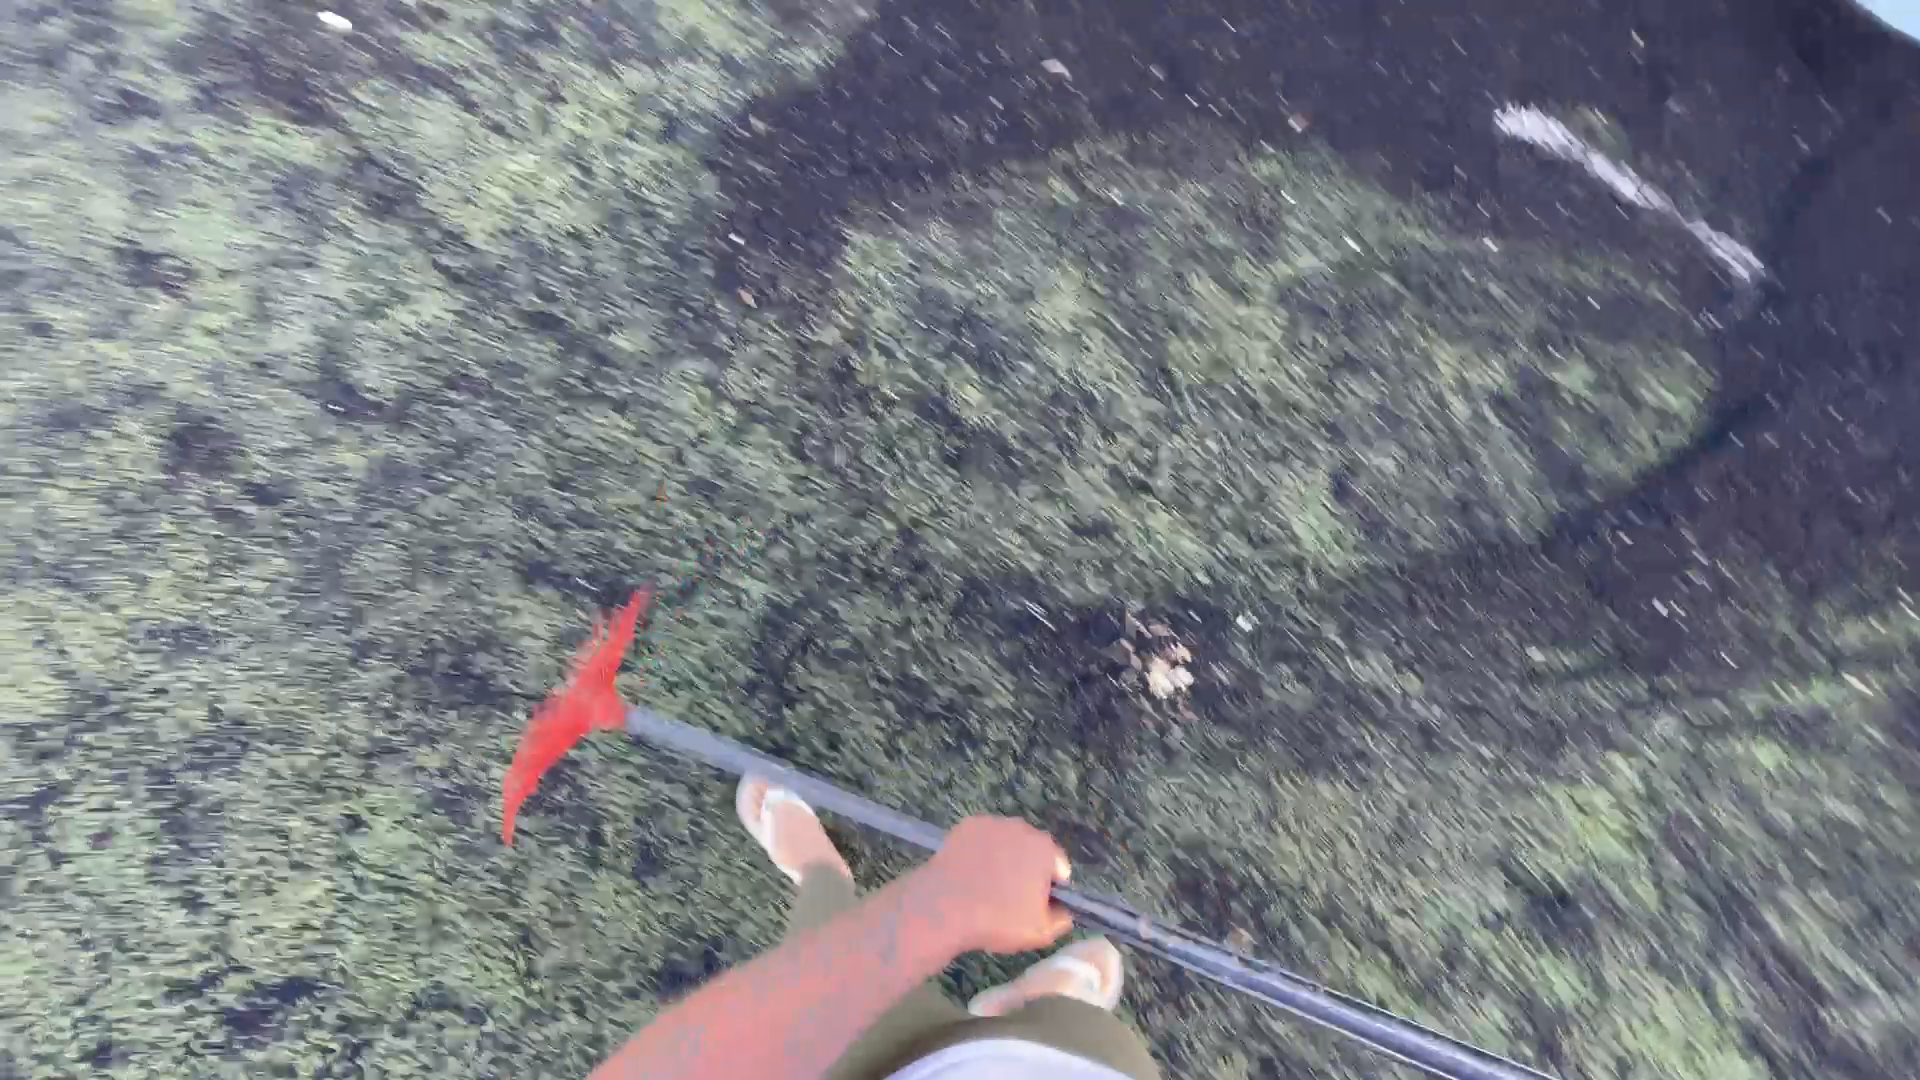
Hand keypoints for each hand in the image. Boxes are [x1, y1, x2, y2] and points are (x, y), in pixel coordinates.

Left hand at [911, 815, 1072, 954]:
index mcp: (1044, 849)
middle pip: (1033, 850)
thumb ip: (1061, 918)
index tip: (1037, 905)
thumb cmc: (998, 919)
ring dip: (1004, 857)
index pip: (1059, 866)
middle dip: (1028, 869)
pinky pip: (983, 839)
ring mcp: (992, 823)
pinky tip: (971, 872)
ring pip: (1008, 842)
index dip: (1052, 887)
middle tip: (1013, 897)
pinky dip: (981, 851)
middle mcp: (1021, 827)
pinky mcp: (967, 825)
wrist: (945, 906)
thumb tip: (1063, 909)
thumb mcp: (1041, 932)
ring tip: (988, 885)